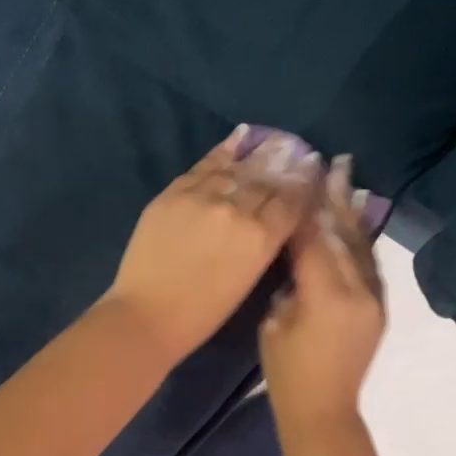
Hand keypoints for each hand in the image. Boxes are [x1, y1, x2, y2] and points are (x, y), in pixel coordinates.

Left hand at [100, 126, 321, 361]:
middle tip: (294, 156)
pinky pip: (204, 165)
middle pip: (266, 181)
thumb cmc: (199, 316)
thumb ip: (261, 246)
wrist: (145, 316)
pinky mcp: (173, 193)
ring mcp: (202, 197)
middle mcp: (237, 210)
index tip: (310, 174)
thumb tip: (271, 219)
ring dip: (256, 158)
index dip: (303, 186)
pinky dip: (224, 152)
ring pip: (237, 169)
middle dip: (283, 170)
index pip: (291, 201)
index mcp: (260, 239)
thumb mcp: (245, 282)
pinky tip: (238, 139)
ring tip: (270, 145)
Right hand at [261, 153, 386, 427]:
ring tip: (347, 179)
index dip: (304, 207)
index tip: (296, 176)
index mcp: (326, 295)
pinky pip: (368, 264)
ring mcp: (373, 298)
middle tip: (332, 162)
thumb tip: (297, 257)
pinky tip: (356, 219)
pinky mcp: (378, 307)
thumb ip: (288, 284)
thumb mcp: (274, 324)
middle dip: (335, 198)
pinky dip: (360, 238)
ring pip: (361, 246)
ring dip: (352, 212)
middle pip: (344, 235)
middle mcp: (358, 290)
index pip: (314, 239)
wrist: (323, 410)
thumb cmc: (286, 373)